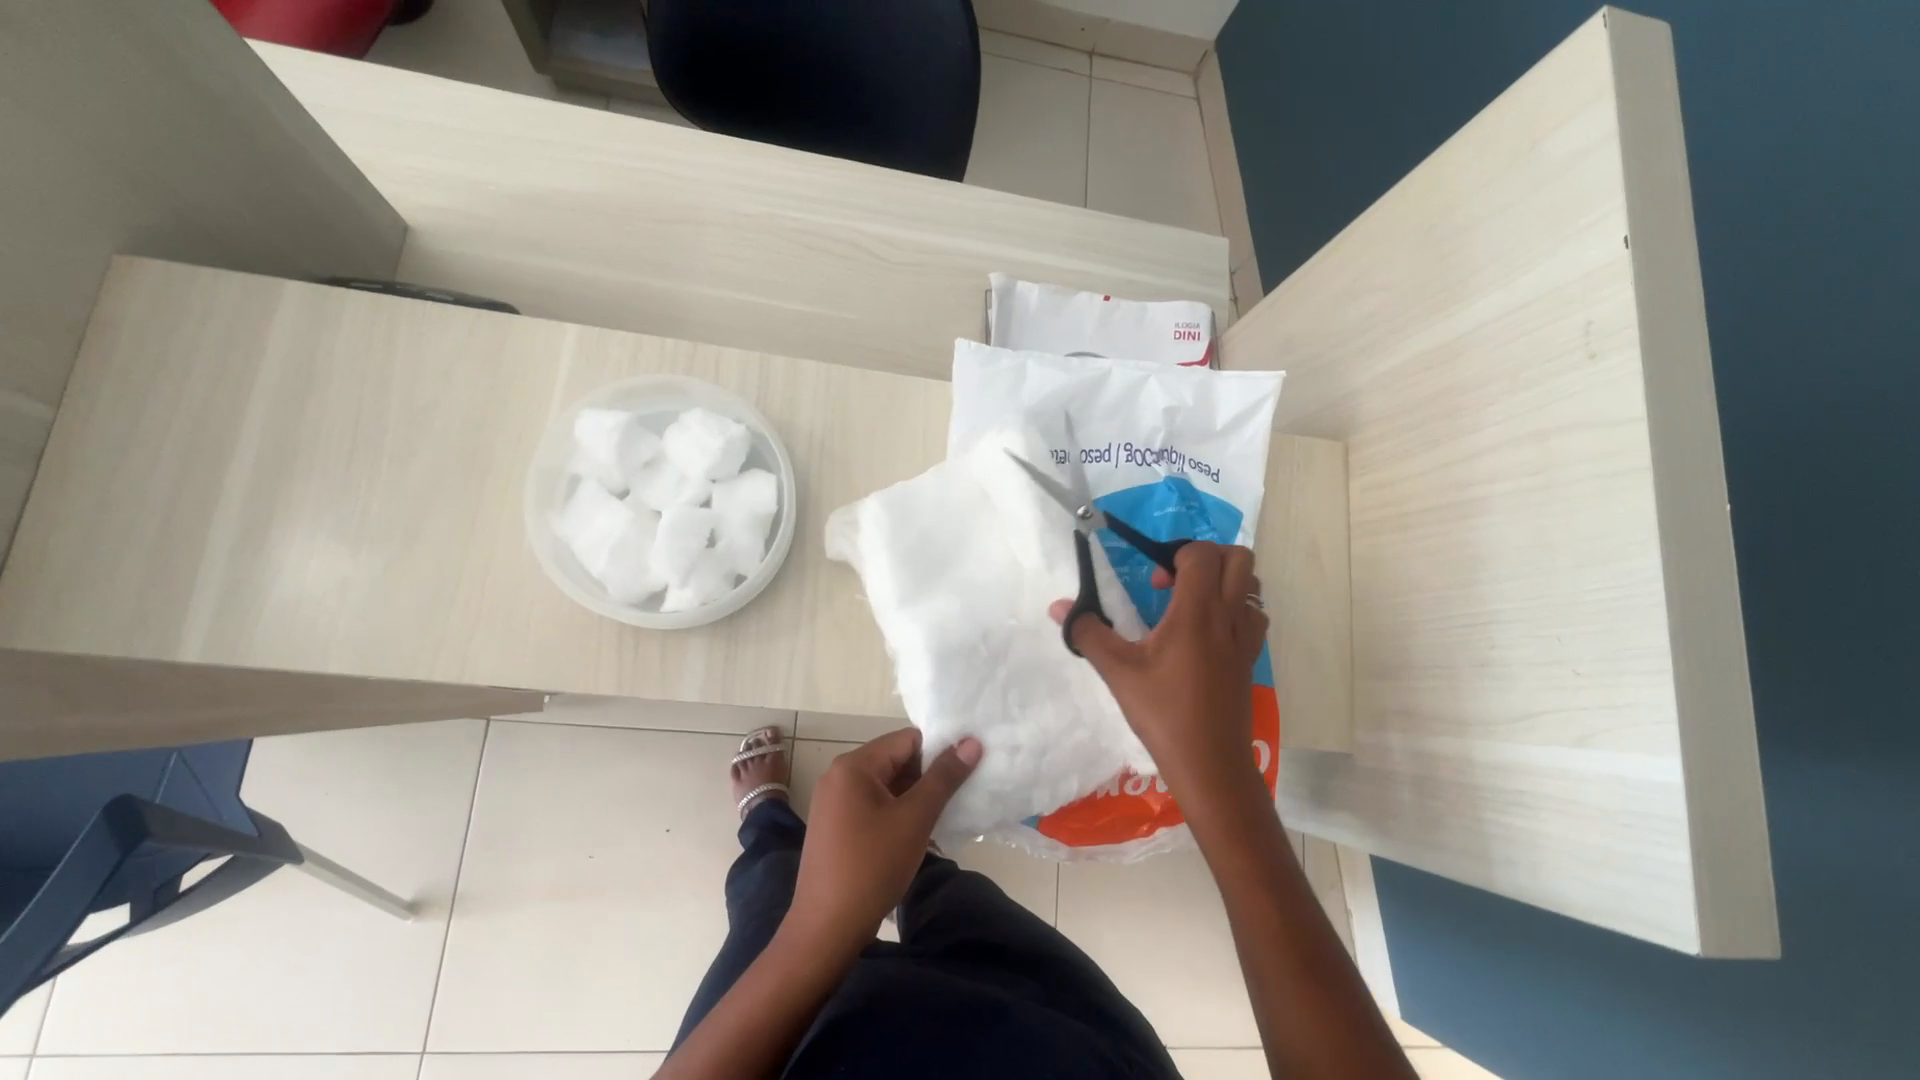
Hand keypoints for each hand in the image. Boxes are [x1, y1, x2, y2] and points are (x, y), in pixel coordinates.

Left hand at [788, 728, 981, 953]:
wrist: (826, 928)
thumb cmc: (871, 866)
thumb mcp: (915, 819)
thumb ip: (944, 778)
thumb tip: (971, 742)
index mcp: (853, 765)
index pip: (906, 740)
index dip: (940, 751)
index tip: (968, 770)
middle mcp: (839, 776)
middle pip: (895, 761)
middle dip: (929, 777)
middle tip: (963, 796)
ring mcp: (835, 803)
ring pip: (887, 787)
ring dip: (917, 799)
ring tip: (948, 817)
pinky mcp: (836, 828)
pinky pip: (875, 808)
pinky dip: (899, 815)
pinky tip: (922, 836)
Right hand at [1050, 542, 1267, 803]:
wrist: (1209, 761)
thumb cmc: (1163, 712)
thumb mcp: (1118, 672)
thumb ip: (1088, 633)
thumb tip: (1059, 608)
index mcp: (1196, 612)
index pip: (1202, 554)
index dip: (1178, 554)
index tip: (1154, 582)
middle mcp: (1228, 616)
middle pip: (1238, 558)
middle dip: (1207, 558)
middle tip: (1176, 584)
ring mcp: (1245, 638)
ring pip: (1252, 585)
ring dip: (1224, 582)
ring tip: (1191, 606)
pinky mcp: (1251, 659)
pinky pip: (1253, 616)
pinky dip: (1235, 610)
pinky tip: (1208, 635)